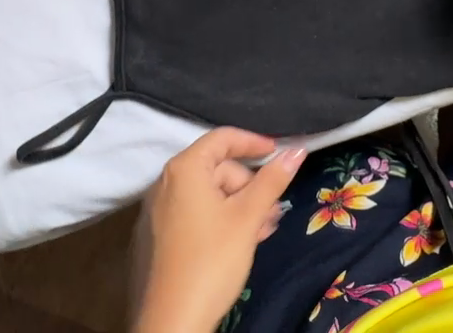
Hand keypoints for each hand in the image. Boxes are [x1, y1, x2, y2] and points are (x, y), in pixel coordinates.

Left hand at [131, 128, 304, 332]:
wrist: (170, 324)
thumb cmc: (211, 261)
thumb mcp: (247, 218)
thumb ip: (272, 180)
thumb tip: (296, 150)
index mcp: (184, 169)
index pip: (223, 138)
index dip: (254, 142)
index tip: (279, 153)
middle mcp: (165, 182)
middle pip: (216, 168)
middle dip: (249, 186)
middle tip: (273, 210)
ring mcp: (157, 211)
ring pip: (208, 195)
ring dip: (239, 207)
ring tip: (263, 230)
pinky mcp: (156, 238)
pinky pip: (194, 214)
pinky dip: (219, 220)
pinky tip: (240, 242)